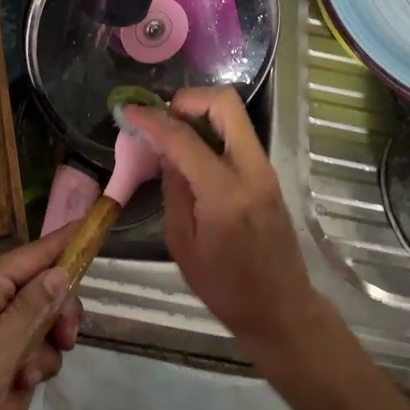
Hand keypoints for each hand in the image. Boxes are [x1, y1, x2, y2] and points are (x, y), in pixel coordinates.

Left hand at [0, 226, 85, 409]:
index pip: (33, 254)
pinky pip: (9, 370)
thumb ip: (30, 313)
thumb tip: (59, 271)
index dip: (66, 243)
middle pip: (37, 298)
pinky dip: (9, 394)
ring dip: (29, 370)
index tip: (98, 228)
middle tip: (62, 348)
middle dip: (50, 329)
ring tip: (8, 395)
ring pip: (28, 340)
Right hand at [125, 86, 321, 349]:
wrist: (281, 310)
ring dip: (200, 113)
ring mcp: (265, 169)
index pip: (184, 138)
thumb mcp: (182, 243)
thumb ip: (173, 189)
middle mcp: (251, 170)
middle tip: (161, 118)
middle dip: (186, 100)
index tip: (128, 112)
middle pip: (224, 103)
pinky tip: (190, 152)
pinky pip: (237, 135)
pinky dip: (212, 131)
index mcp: (224, 193)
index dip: (152, 120)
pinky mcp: (268, 174)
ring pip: (233, 115)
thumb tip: (163, 149)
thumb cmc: (225, 288)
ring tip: (171, 134)